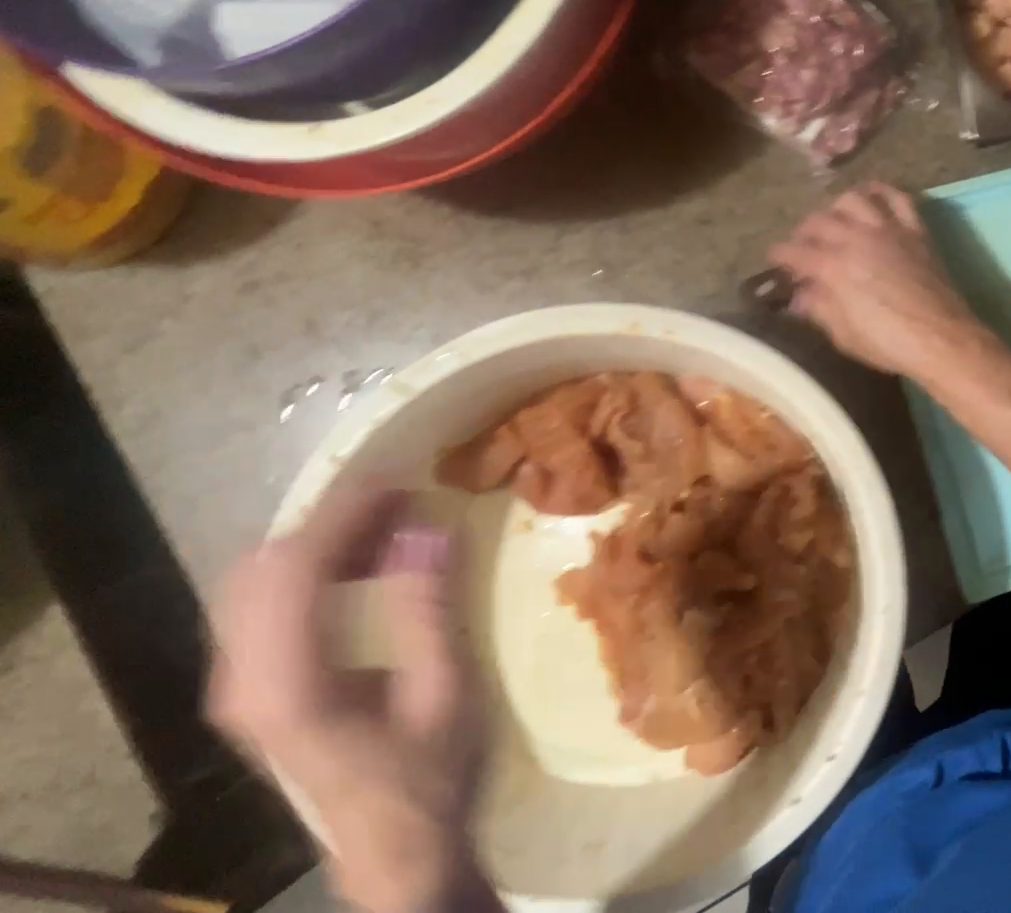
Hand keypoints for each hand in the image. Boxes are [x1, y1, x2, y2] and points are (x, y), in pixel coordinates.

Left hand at [208, 484, 494, 912]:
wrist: (395, 854)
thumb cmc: (433, 777)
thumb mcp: (447, 693)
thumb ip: (429, 609)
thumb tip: (428, 528)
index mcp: (287, 683)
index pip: (294, 569)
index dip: (343, 514)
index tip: (400, 479)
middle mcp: (241, 680)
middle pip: (261, 569)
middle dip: (330, 520)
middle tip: (402, 498)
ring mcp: (239, 686)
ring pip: (256, 584)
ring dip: (320, 542)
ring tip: (391, 522)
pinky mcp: (254, 690)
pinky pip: (265, 606)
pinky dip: (312, 571)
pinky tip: (364, 564)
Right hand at [769, 182, 989, 377]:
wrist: (942, 338)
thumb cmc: (889, 343)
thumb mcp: (844, 335)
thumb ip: (819, 309)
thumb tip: (800, 296)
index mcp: (833, 267)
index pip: (794, 251)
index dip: (780, 255)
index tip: (775, 260)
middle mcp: (856, 238)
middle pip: (819, 221)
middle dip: (804, 232)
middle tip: (803, 246)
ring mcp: (888, 229)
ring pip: (853, 200)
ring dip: (837, 208)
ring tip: (834, 221)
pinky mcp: (915, 230)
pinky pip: (897, 197)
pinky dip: (881, 191)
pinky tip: (872, 196)